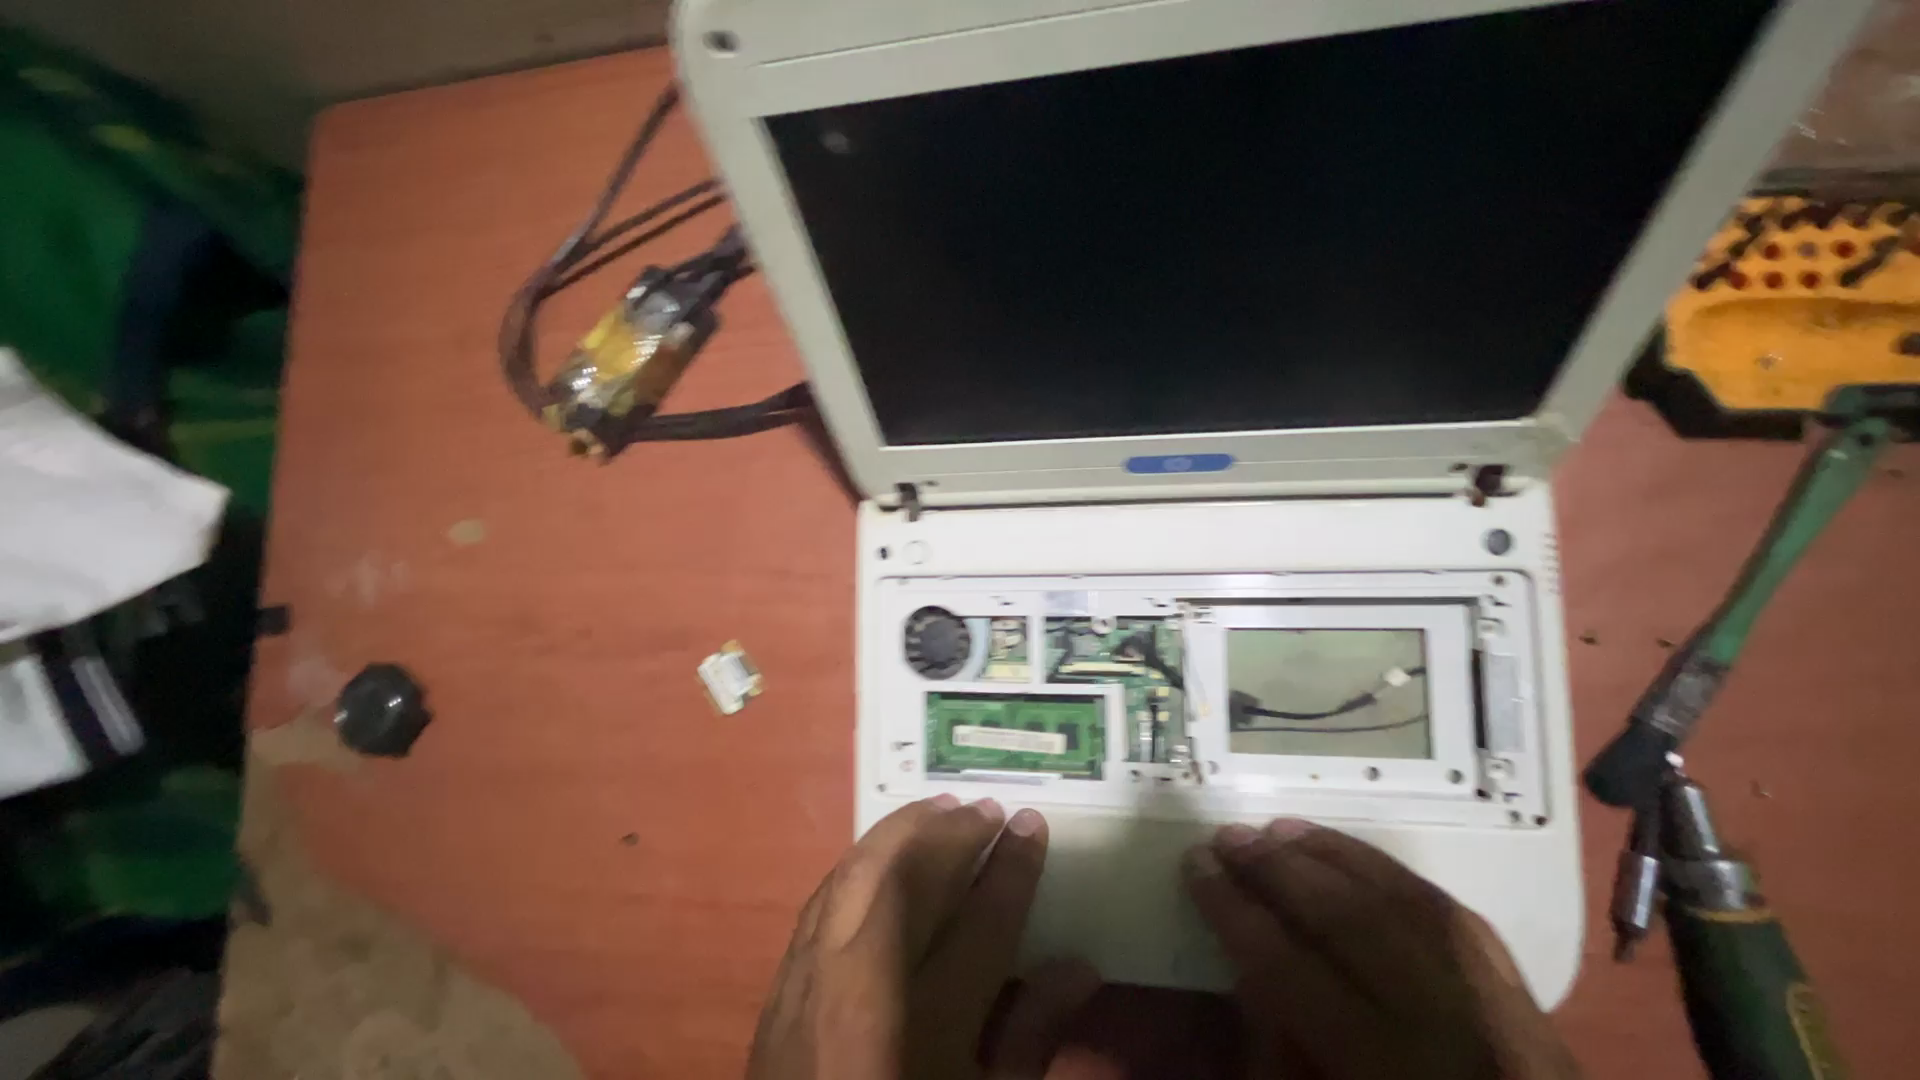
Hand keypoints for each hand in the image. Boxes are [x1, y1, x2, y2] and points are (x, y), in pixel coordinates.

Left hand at [748, 795, 1100, 1079]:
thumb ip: (1031, 1037)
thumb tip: (1078, 966)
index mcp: (921, 1029)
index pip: (979, 925)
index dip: (1011, 870)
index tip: (1031, 824)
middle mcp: (857, 989)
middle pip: (906, 883)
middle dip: (951, 836)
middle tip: (989, 809)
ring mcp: (808, 981)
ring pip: (855, 876)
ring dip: (901, 834)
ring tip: (941, 810)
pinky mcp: (779, 984)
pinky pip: (822, 898)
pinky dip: (859, 862)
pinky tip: (882, 852)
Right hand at [1185, 819, 1581, 1079]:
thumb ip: (1280, 1051)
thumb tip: (1245, 966)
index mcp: (1390, 1070)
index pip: (1292, 971)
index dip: (1235, 912)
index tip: (1195, 866)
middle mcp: (1451, 1031)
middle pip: (1351, 922)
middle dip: (1279, 871)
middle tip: (1229, 836)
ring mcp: (1500, 1007)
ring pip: (1404, 902)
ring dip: (1333, 857)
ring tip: (1278, 830)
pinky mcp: (1525, 993)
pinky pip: (1448, 910)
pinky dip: (1391, 875)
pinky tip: (1350, 855)